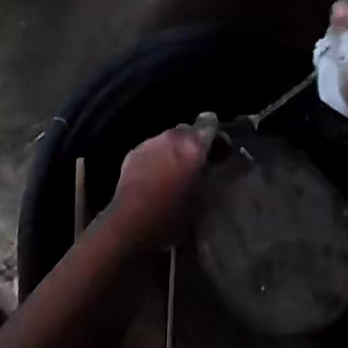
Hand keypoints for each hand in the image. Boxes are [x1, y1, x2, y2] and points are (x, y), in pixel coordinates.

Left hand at [103, 125, 211, 247]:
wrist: (130, 223)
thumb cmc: (172, 215)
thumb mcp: (200, 199)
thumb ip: (205, 174)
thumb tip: (204, 167)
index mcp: (193, 145)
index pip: (210, 124)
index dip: (215, 136)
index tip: (216, 150)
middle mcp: (172, 137)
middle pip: (188, 130)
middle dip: (192, 144)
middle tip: (193, 165)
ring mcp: (150, 142)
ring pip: (168, 140)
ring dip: (173, 151)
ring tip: (171, 173)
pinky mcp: (133, 152)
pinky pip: (151, 149)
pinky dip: (156, 158)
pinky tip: (153, 178)